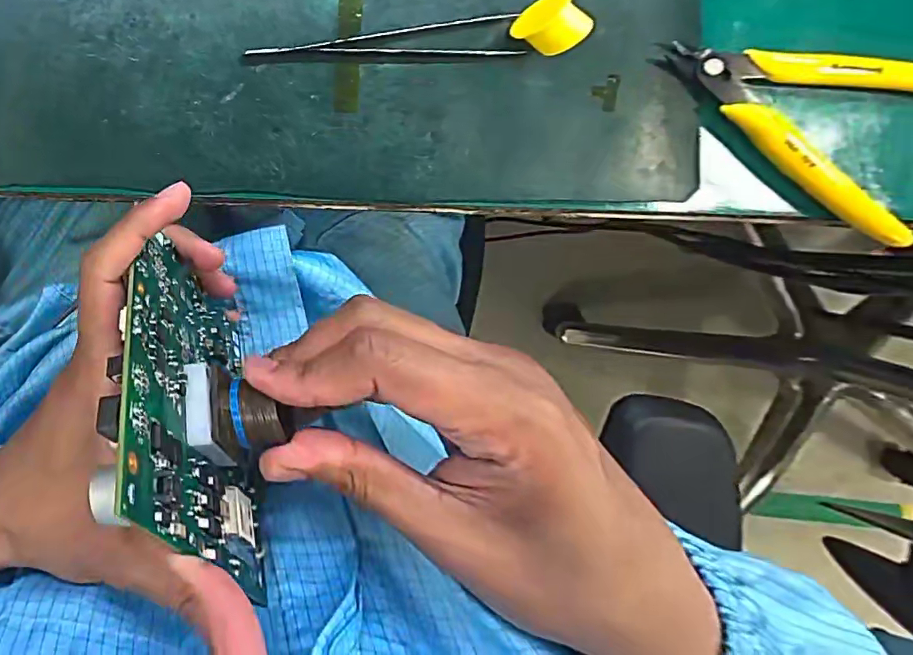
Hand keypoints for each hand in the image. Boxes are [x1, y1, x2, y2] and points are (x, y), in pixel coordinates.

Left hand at [0, 183, 264, 653]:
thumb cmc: (47, 514)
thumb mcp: (117, 549)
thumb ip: (182, 588)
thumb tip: (252, 649)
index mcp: (96, 368)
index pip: (105, 277)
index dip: (137, 228)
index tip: (176, 195)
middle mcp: (96, 350)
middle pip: (122, 270)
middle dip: (171, 251)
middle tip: (223, 276)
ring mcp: (97, 358)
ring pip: (128, 290)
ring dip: (172, 275)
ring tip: (221, 291)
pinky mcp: (102, 373)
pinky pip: (135, 318)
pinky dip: (167, 305)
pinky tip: (201, 325)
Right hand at [243, 295, 719, 654]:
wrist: (654, 593)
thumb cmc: (563, 581)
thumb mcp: (457, 542)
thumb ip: (363, 481)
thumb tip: (278, 454)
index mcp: (505, 410)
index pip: (384, 358)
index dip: (312, 369)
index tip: (258, 389)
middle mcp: (497, 364)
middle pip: (375, 322)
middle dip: (309, 350)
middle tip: (265, 390)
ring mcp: (491, 358)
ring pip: (382, 319)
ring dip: (325, 346)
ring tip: (287, 387)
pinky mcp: (481, 365)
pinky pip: (399, 336)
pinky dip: (350, 352)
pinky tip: (330, 382)